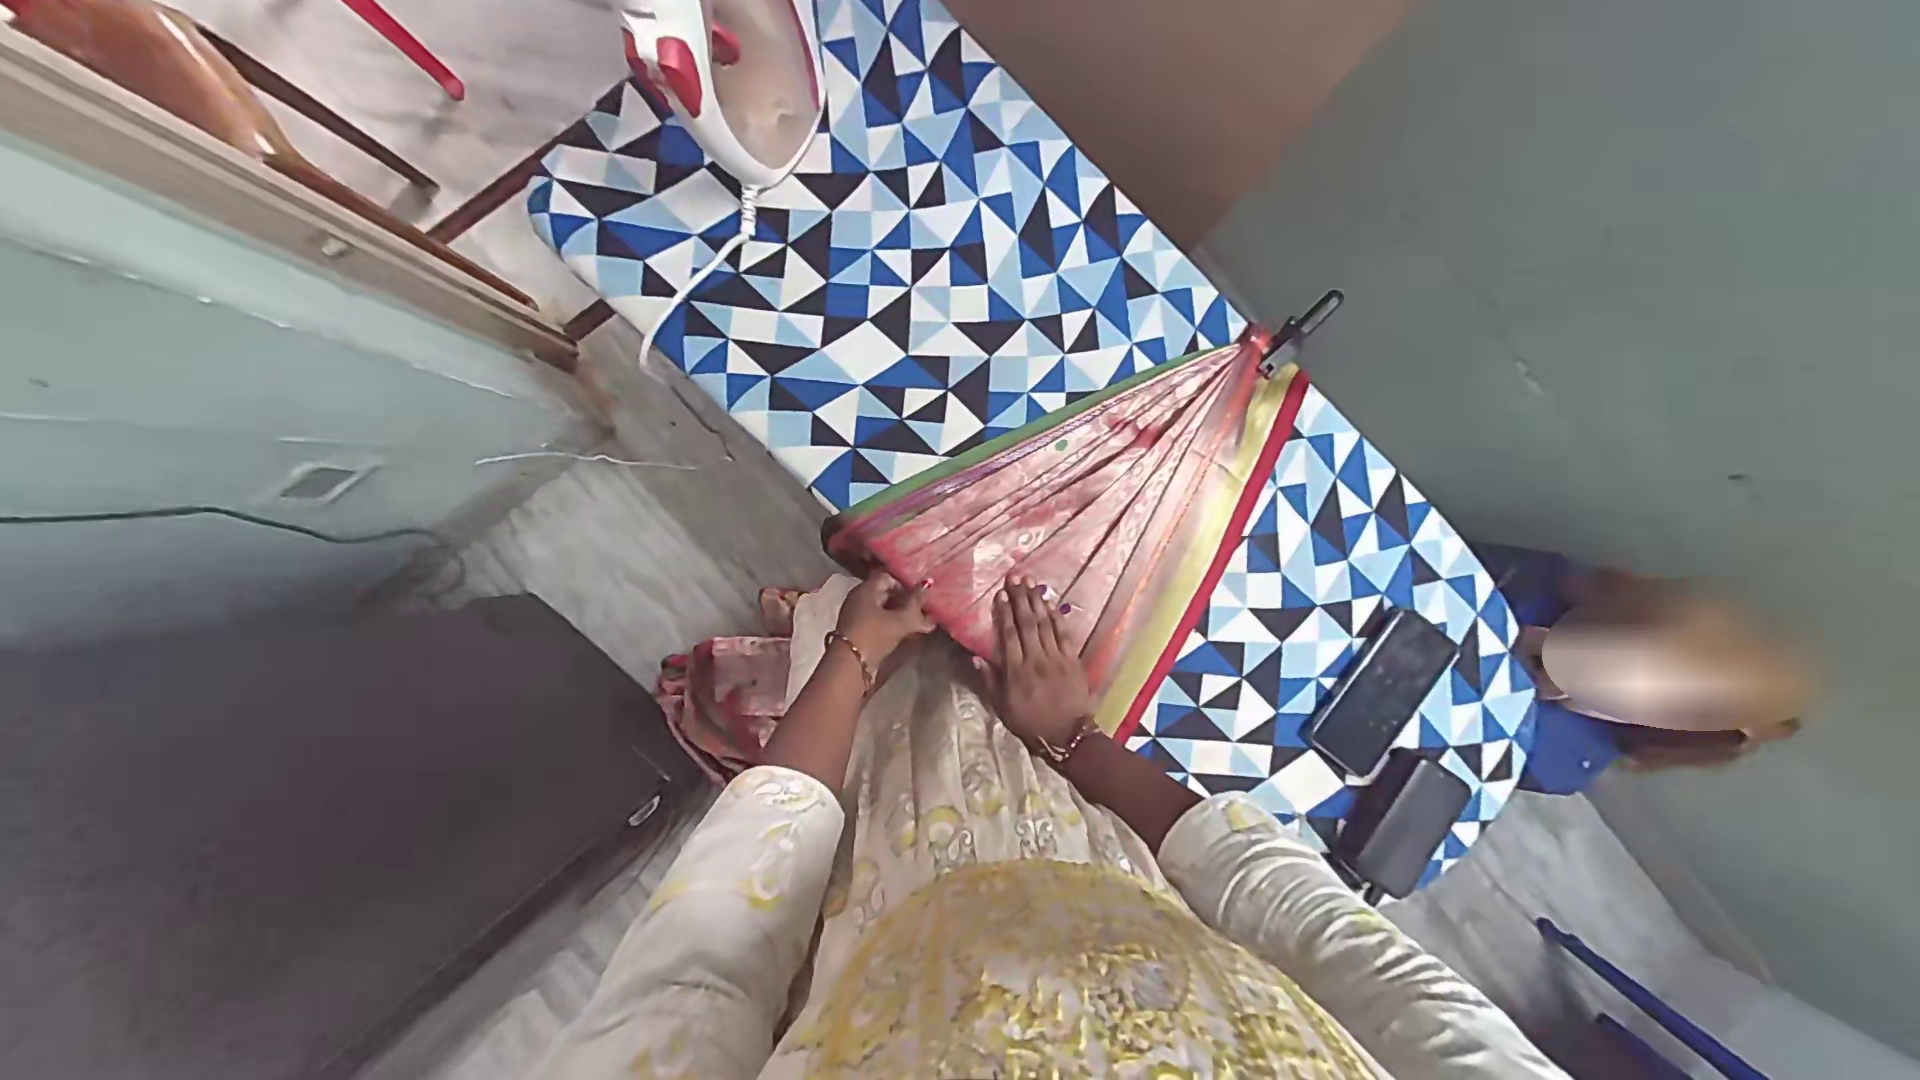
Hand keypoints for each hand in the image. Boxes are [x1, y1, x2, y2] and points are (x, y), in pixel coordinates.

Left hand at [835, 569, 935, 662]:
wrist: (850, 665)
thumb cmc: (874, 635)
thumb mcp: (900, 620)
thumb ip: (915, 603)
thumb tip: (928, 584)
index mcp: (866, 589)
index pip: (888, 578)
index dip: (905, 585)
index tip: (919, 596)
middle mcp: (859, 598)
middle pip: (885, 593)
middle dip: (905, 601)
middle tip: (923, 610)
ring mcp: (856, 615)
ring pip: (882, 609)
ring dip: (900, 614)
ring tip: (919, 623)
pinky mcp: (857, 631)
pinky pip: (878, 621)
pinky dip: (892, 624)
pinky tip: (906, 633)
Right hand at [976, 576, 1094, 749]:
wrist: (1068, 736)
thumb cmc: (1031, 723)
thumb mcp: (1002, 707)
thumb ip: (990, 680)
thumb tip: (975, 656)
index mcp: (1016, 672)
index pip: (1008, 635)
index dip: (1004, 613)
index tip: (1000, 594)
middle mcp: (1036, 660)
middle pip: (1027, 623)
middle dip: (1020, 598)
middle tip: (1016, 577)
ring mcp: (1056, 658)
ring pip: (1045, 624)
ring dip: (1037, 601)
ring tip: (1031, 582)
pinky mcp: (1073, 660)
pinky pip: (1064, 634)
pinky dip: (1058, 617)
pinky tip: (1051, 603)